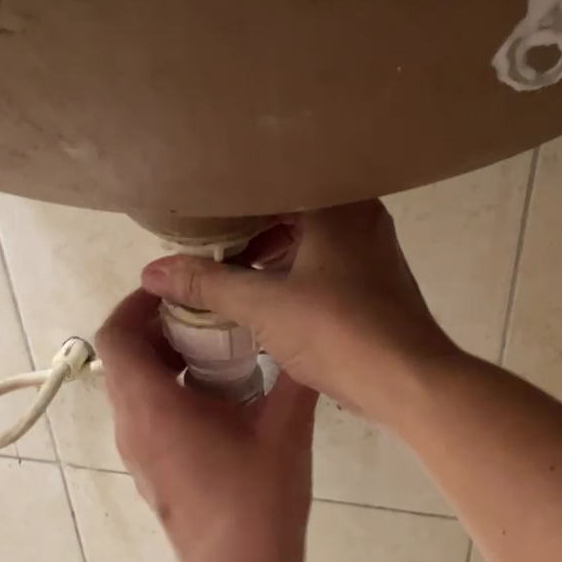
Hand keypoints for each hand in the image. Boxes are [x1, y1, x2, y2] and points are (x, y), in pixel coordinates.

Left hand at [94, 289, 318, 561]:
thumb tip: (310, 338)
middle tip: (207, 313)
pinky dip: (169, 392)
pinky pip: (146, 416)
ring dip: (164, 360)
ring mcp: (137, 455)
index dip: (137, 302)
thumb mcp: (285, 426)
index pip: (115, 334)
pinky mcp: (151, 474)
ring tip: (217, 349)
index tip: (179, 289)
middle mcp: (132, 426)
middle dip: (157, 327)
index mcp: (153, 406)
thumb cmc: (259, 498)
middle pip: (122, 358)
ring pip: (133, 389)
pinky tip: (220, 398)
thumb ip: (296, 374)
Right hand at [139, 201, 461, 418]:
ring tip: (231, 265)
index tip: (202, 205)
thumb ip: (208, 285)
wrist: (409, 382)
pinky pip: (327, 263)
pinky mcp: (378, 284)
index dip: (236, 193)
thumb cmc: (339, 332)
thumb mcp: (263, 306)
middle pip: (295, 207)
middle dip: (252, 224)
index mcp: (339, 206)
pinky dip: (296, 271)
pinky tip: (267, 293)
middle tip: (210, 235)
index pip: (278, 179)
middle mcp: (363, 217)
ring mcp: (375, 251)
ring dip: (274, 251)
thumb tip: (153, 271)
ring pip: (312, 238)